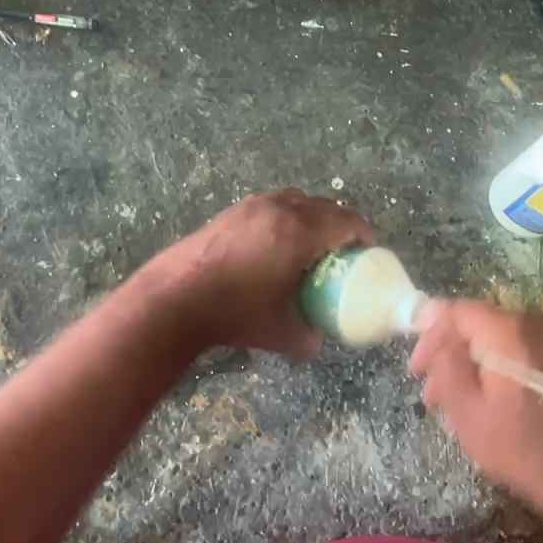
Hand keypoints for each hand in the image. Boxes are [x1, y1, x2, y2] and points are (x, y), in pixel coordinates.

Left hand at [143, 189, 373, 360]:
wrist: (174, 300)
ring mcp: (252, 206)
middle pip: (325, 207)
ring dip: (312, 217)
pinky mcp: (231, 212)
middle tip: (343, 252)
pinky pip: (272, 206)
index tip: (368, 253)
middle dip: (340, 226)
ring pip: (297, 201)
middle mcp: (280, 209)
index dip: (363, 236)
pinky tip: (276, 246)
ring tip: (311, 245)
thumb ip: (308, 338)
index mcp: (300, 231)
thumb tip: (318, 341)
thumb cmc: (234, 312)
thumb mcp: (280, 333)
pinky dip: (285, 218)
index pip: (347, 222)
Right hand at [409, 300, 542, 502]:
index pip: (455, 312)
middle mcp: (532, 323)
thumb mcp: (466, 406)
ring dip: (468, 366)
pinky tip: (482, 404)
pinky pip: (513, 352)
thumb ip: (445, 359)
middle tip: (431, 396)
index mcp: (507, 330)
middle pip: (475, 324)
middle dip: (447, 356)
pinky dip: (492, 370)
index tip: (417, 372)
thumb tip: (431, 322)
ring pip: (493, 341)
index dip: (429, 337)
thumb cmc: (517, 444)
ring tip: (452, 406)